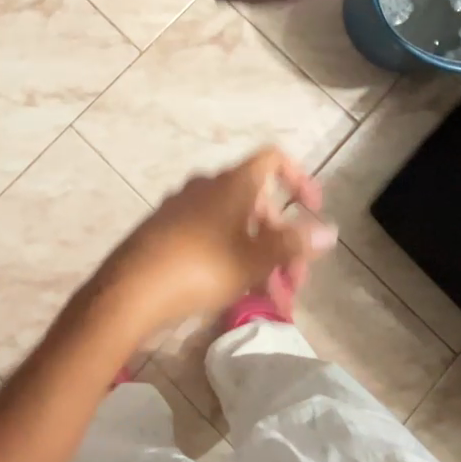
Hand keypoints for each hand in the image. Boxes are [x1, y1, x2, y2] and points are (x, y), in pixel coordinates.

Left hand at [88, 147, 336, 336]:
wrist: (132, 287)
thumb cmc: (202, 266)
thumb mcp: (255, 259)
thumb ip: (294, 244)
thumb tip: (328, 231)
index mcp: (232, 182)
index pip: (273, 159)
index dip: (299, 179)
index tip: (313, 210)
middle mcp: (208, 186)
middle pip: (258, 202)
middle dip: (283, 241)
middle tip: (294, 283)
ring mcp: (184, 207)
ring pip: (237, 226)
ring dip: (261, 259)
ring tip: (273, 302)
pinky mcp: (168, 230)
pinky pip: (213, 237)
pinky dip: (234, 259)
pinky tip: (239, 295)